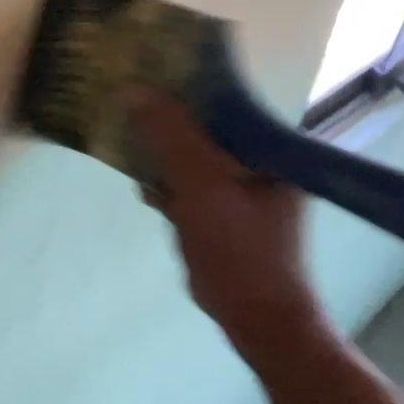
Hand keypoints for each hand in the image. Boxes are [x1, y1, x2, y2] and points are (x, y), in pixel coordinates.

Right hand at [128, 88, 322, 348]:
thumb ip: (171, 137)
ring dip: (163, 157)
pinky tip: (148, 192)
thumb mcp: (201, 185)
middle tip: (129, 116)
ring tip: (132, 152)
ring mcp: (245, 191)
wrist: (256, 320)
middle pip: (205, 130)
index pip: (225, 104)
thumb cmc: (239, 249)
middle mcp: (264, 163)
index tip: (145, 83)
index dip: (184, 91)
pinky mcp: (226, 214)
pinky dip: (168, 185)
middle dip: (167, 126)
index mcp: (273, 149)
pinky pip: (190, 184)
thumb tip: (133, 90)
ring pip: (193, 157)